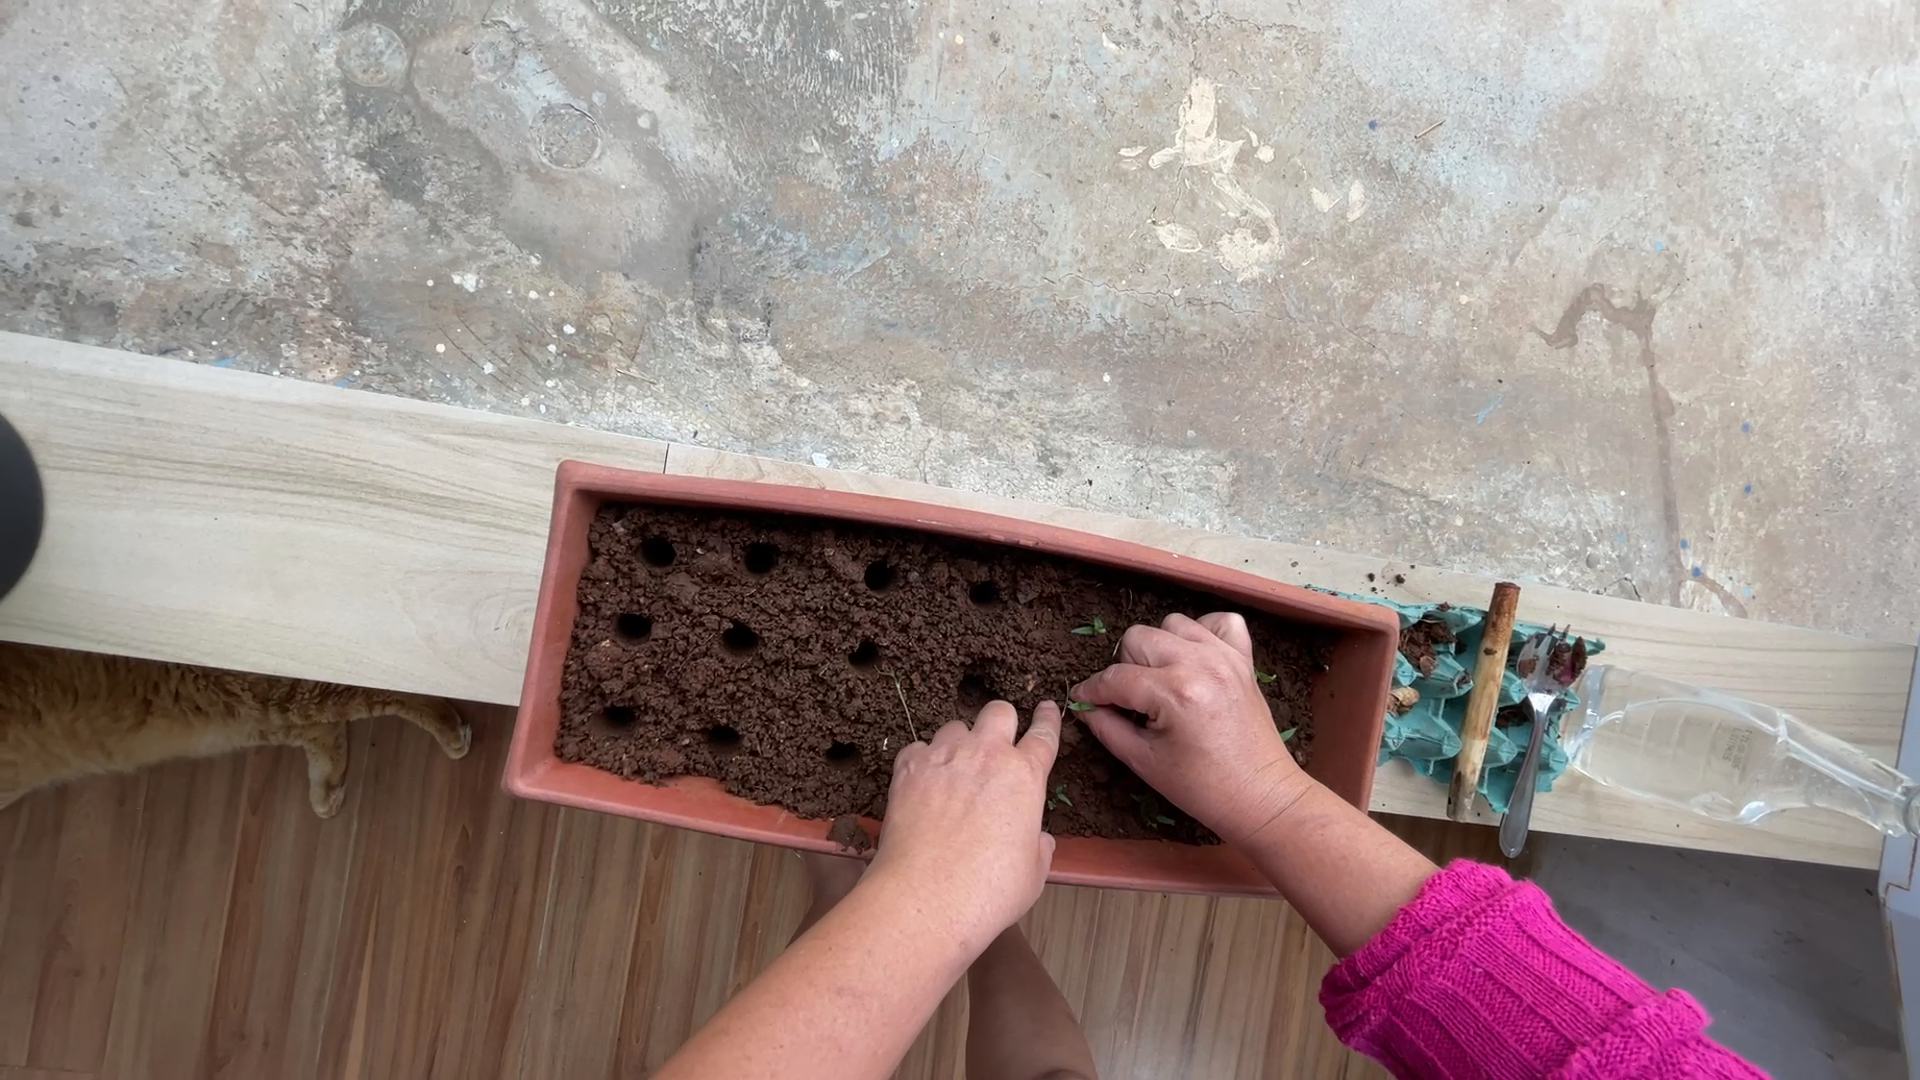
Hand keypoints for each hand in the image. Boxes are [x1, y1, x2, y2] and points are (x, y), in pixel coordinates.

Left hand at [866, 700, 1061, 951]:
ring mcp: (945, 756)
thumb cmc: (987, 892)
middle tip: (996, 742)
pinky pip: (918, 748)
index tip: (1047, 708)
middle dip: (1001, 721)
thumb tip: (1038, 839)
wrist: (926, 898)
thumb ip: (1038, 847)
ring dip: (959, 743)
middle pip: (998, 711)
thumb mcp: (1033, 874)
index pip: (1043, 735)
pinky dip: (922, 761)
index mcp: (1024, 776)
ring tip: (954, 771)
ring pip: (955, 726)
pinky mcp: (910, 767)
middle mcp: (986, 755)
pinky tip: (922, 784)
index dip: (1047, 719)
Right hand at [1071, 612, 1314, 845]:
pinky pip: (1219, 622)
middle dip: (1124, 668)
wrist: (1263, 798)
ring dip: (1158, 648)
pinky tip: (1194, 660)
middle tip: (1131, 700)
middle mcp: (1199, 663)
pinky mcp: (1243, 658)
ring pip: (1171, 624)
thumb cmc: (1202, 788)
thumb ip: (1107, 728)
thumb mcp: (1144, 762)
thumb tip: (1085, 707)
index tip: (1082, 700)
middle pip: (1137, 638)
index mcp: (1174, 692)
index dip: (1092, 691)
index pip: (1115, 678)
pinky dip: (1202, 633)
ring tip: (1162, 680)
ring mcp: (1224, 656)